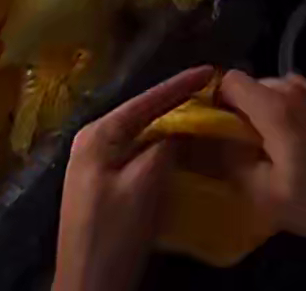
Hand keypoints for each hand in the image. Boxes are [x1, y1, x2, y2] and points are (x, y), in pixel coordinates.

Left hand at [54, 65, 215, 290]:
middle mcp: (93, 141)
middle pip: (144, 113)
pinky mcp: (105, 184)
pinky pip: (140, 152)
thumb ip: (167, 143)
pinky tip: (184, 144)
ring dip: (172, 124)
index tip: (211, 70)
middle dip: (178, 101)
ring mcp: (96, 164)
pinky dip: (163, 146)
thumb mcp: (146, 183)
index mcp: (98, 134)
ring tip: (204, 110)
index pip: (147, 99)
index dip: (181, 84)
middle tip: (212, 90)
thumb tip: (183, 126)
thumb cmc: (114, 235)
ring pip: (143, 133)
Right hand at [217, 71, 305, 245]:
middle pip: (250, 85)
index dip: (216, 100)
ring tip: (261, 149)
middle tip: (236, 148)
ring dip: (260, 112)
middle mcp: (293, 88)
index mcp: (276, 106)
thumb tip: (209, 142)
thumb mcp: (266, 195)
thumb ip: (232, 163)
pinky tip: (286, 144)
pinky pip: (289, 96)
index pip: (232, 80)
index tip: (212, 129)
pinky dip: (279, 112)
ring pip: (269, 90)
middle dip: (238, 111)